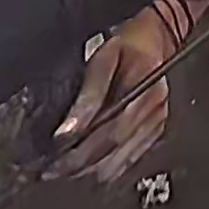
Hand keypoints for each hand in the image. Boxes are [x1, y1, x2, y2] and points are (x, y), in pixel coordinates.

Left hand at [44, 0, 182, 181]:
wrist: (156, 38)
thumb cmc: (128, 45)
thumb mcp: (104, 58)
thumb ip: (88, 95)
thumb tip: (66, 133)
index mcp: (145, 90)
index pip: (111, 133)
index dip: (79, 154)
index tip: (51, 163)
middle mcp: (155, 108)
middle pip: (114, 150)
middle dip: (79, 166)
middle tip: (51, 171)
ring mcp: (158, 120)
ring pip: (121, 161)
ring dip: (91, 170)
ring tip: (66, 167)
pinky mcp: (157, 128)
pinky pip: (130, 159)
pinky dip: (107, 165)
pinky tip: (90, 162)